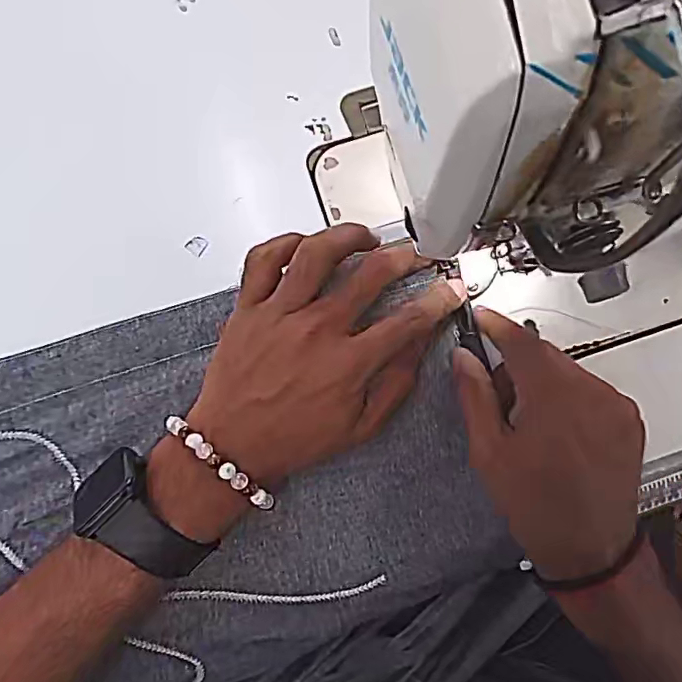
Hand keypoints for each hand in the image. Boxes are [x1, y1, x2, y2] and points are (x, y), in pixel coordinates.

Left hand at [149, 225, 464, 542]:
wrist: (234, 445)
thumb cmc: (291, 438)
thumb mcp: (360, 427)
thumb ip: (396, 384)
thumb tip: (419, 346)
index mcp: (347, 363)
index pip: (407, 319)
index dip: (437, 300)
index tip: (447, 290)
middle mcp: (316, 331)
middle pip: (371, 274)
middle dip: (404, 257)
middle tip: (412, 256)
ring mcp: (279, 315)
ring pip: (318, 253)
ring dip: (348, 236)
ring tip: (365, 237)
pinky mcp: (248, 309)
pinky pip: (264, 260)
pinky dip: (285, 243)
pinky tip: (304, 244)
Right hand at [452, 309, 644, 579]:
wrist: (590, 548)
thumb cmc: (541, 510)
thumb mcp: (490, 453)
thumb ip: (476, 397)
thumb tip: (465, 360)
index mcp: (552, 398)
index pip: (522, 340)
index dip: (497, 326)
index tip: (484, 319)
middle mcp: (591, 394)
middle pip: (546, 355)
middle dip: (519, 367)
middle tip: (501, 401)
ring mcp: (614, 406)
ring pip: (569, 372)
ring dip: (545, 385)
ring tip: (533, 429)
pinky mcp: (628, 419)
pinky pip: (591, 391)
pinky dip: (571, 400)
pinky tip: (558, 434)